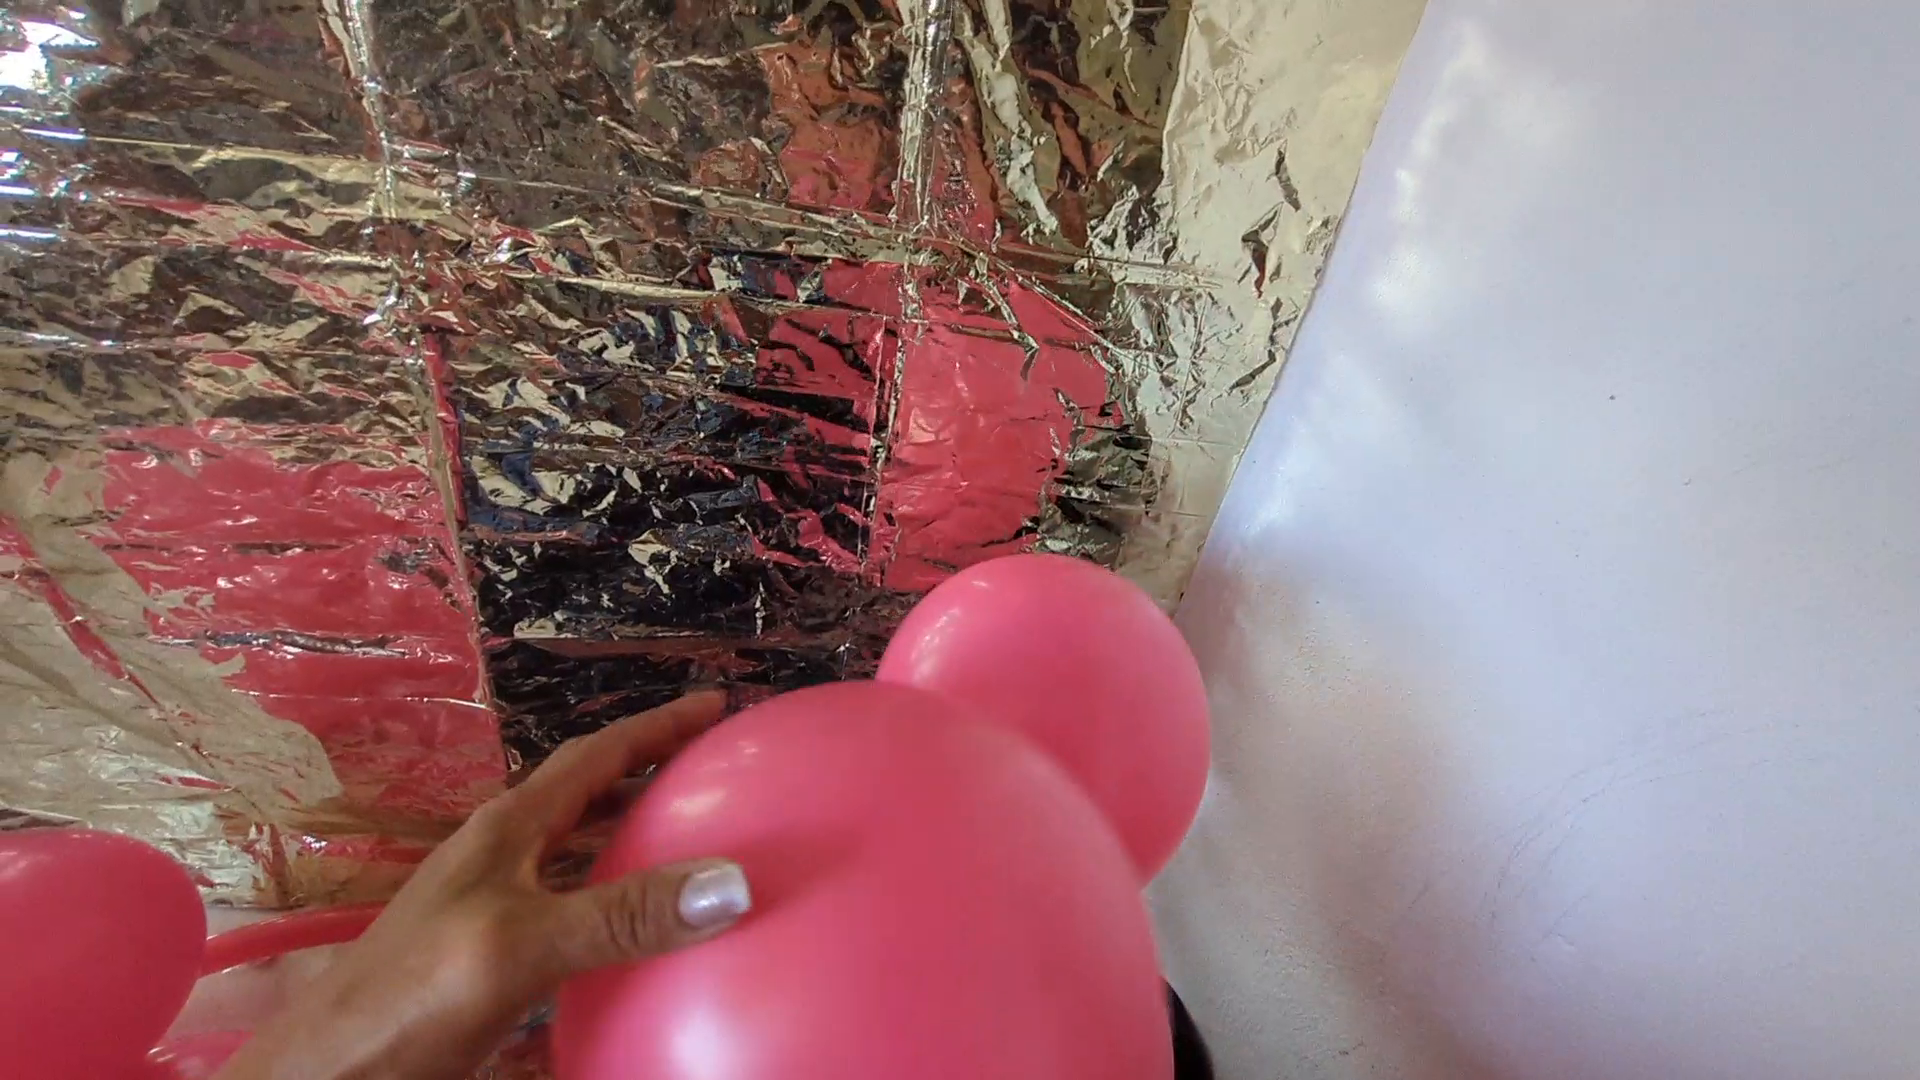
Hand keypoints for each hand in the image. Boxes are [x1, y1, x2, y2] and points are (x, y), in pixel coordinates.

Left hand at [214, 691, 751, 1079]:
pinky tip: (644, 932)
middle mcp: (506, 854)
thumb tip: (733, 880)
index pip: (599, 753)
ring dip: (637, 826)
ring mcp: (497, 905)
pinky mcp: (494, 957)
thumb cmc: (400, 1006)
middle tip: (715, 760)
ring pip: (583, 845)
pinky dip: (620, 897)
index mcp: (510, 828)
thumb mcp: (515, 951)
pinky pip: (576, 906)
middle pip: (593, 788)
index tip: (716, 702)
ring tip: (694, 831)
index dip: (660, 722)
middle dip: (654, 763)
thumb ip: (621, 915)